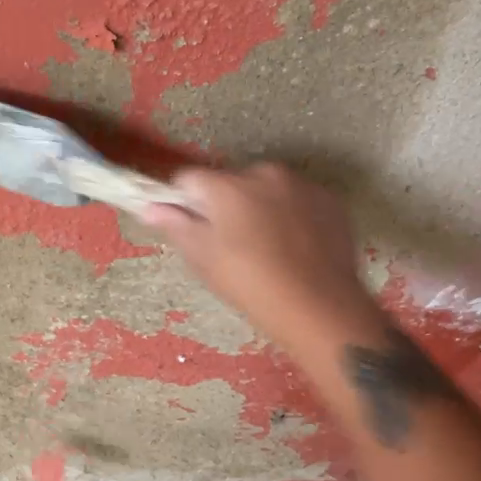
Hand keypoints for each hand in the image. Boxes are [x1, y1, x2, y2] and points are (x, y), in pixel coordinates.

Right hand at [142, 164, 376, 351]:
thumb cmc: (250, 284)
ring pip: (267, 189)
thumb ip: (176, 225)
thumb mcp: (203, 259)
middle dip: (225, 205)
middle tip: (230, 245)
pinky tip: (293, 248)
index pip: (189, 178)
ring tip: (266, 249)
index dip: (184, 200)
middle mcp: (265, 174)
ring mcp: (302, 185)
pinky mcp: (330, 201)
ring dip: (259, 208)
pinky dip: (291, 216)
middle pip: (231, 181)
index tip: (191, 226)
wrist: (318, 306)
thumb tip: (150, 207)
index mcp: (228, 186)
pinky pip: (298, 200)